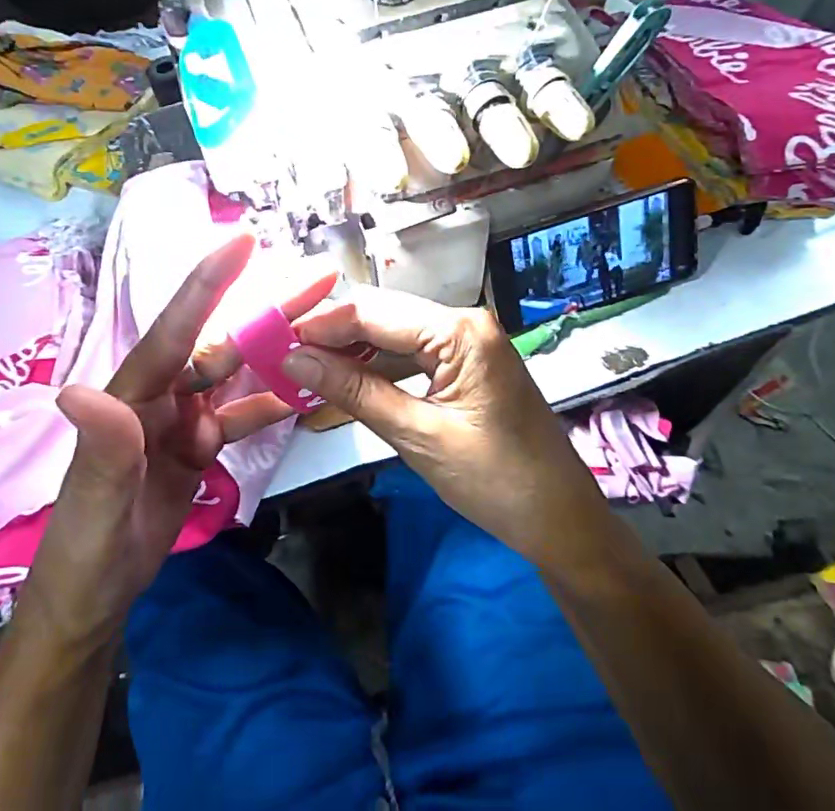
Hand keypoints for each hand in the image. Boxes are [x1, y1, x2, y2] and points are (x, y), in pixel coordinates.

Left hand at [20, 235, 334, 650]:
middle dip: (267, 307)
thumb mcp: (94, 506)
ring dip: (280, 348)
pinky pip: (243, 415)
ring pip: (237, 374)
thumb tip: (79, 392)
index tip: (242, 238)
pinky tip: (310, 386)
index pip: (174, 330)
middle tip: (319, 277)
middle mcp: (159, 395)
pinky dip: (275, 400)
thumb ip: (101, 451)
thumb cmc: (84, 550)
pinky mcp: (200, 446)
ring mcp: (183, 420)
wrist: (96, 596)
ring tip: (329, 321)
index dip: (207, 283)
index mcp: (130, 396)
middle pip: (219, 342)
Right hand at [281, 287, 615, 572]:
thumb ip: (353, 391)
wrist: (561, 521)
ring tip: (306, 371)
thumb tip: (293, 359)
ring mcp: (468, 343)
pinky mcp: (467, 366)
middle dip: (332, 336)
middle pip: (383, 316)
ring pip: (394, 336)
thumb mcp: (416, 435)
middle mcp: (465, 323)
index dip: (321, 326)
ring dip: (352, 354)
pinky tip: (347, 382)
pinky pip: (412, 356)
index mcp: (460, 331)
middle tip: (282, 356)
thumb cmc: (495, 481)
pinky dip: (379, 370)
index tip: (274, 341)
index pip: (373, 312)